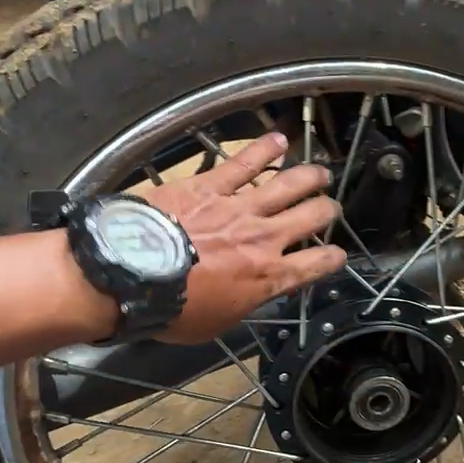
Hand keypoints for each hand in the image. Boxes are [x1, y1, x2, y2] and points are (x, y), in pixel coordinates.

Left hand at [142, 132, 345, 343]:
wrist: (127, 276)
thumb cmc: (170, 309)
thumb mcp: (218, 322)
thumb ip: (243, 303)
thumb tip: (249, 294)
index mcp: (268, 276)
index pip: (317, 264)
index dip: (333, 258)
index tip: (337, 254)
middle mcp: (264, 239)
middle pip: (311, 218)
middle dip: (327, 211)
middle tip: (330, 207)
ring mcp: (238, 209)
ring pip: (288, 186)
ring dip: (310, 177)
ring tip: (321, 173)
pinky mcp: (210, 186)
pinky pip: (243, 164)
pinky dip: (264, 150)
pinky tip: (279, 140)